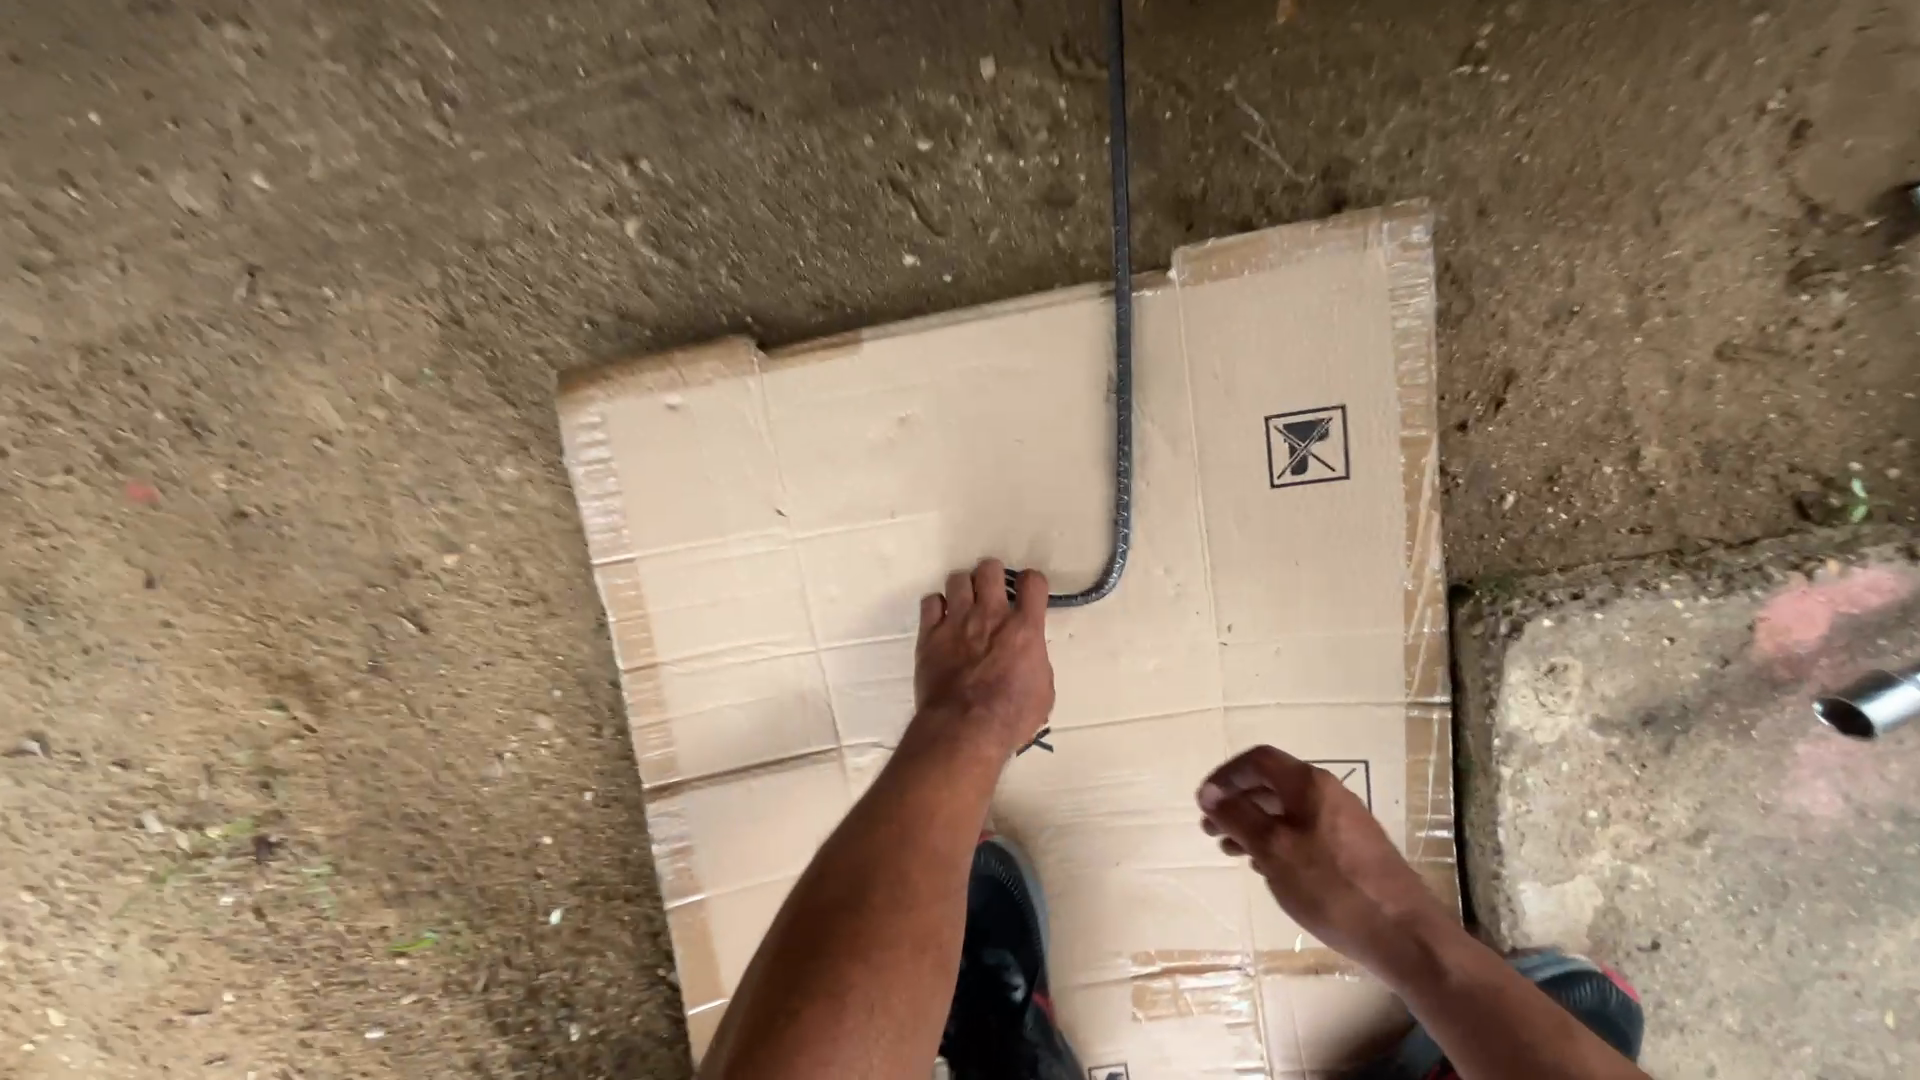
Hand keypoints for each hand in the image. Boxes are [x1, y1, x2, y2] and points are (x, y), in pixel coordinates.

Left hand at [910, 559, 1053, 754]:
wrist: (965, 728)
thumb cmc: (1010, 717)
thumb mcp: (1043, 692)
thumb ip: (1036, 662)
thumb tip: (1028, 657)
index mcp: (1024, 629)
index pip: (1033, 582)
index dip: (1031, 583)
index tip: (1027, 593)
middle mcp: (990, 615)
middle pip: (989, 569)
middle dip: (992, 576)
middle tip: (991, 592)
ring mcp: (957, 621)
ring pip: (957, 579)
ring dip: (964, 588)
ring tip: (964, 604)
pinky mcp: (929, 634)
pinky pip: (930, 602)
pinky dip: (937, 607)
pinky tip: (941, 620)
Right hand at [1197, 746, 1449, 974]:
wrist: (1406, 936)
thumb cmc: (1332, 887)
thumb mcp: (1272, 850)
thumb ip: (1237, 817)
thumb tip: (1209, 793)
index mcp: (1308, 784)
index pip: (1257, 760)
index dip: (1225, 775)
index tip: (1203, 802)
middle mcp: (1328, 793)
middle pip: (1271, 784)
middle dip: (1236, 803)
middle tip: (1210, 830)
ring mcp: (1344, 822)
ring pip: (1286, 811)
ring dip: (1253, 825)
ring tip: (1230, 851)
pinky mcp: (1353, 850)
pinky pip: (1304, 833)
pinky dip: (1277, 842)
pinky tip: (1267, 868)